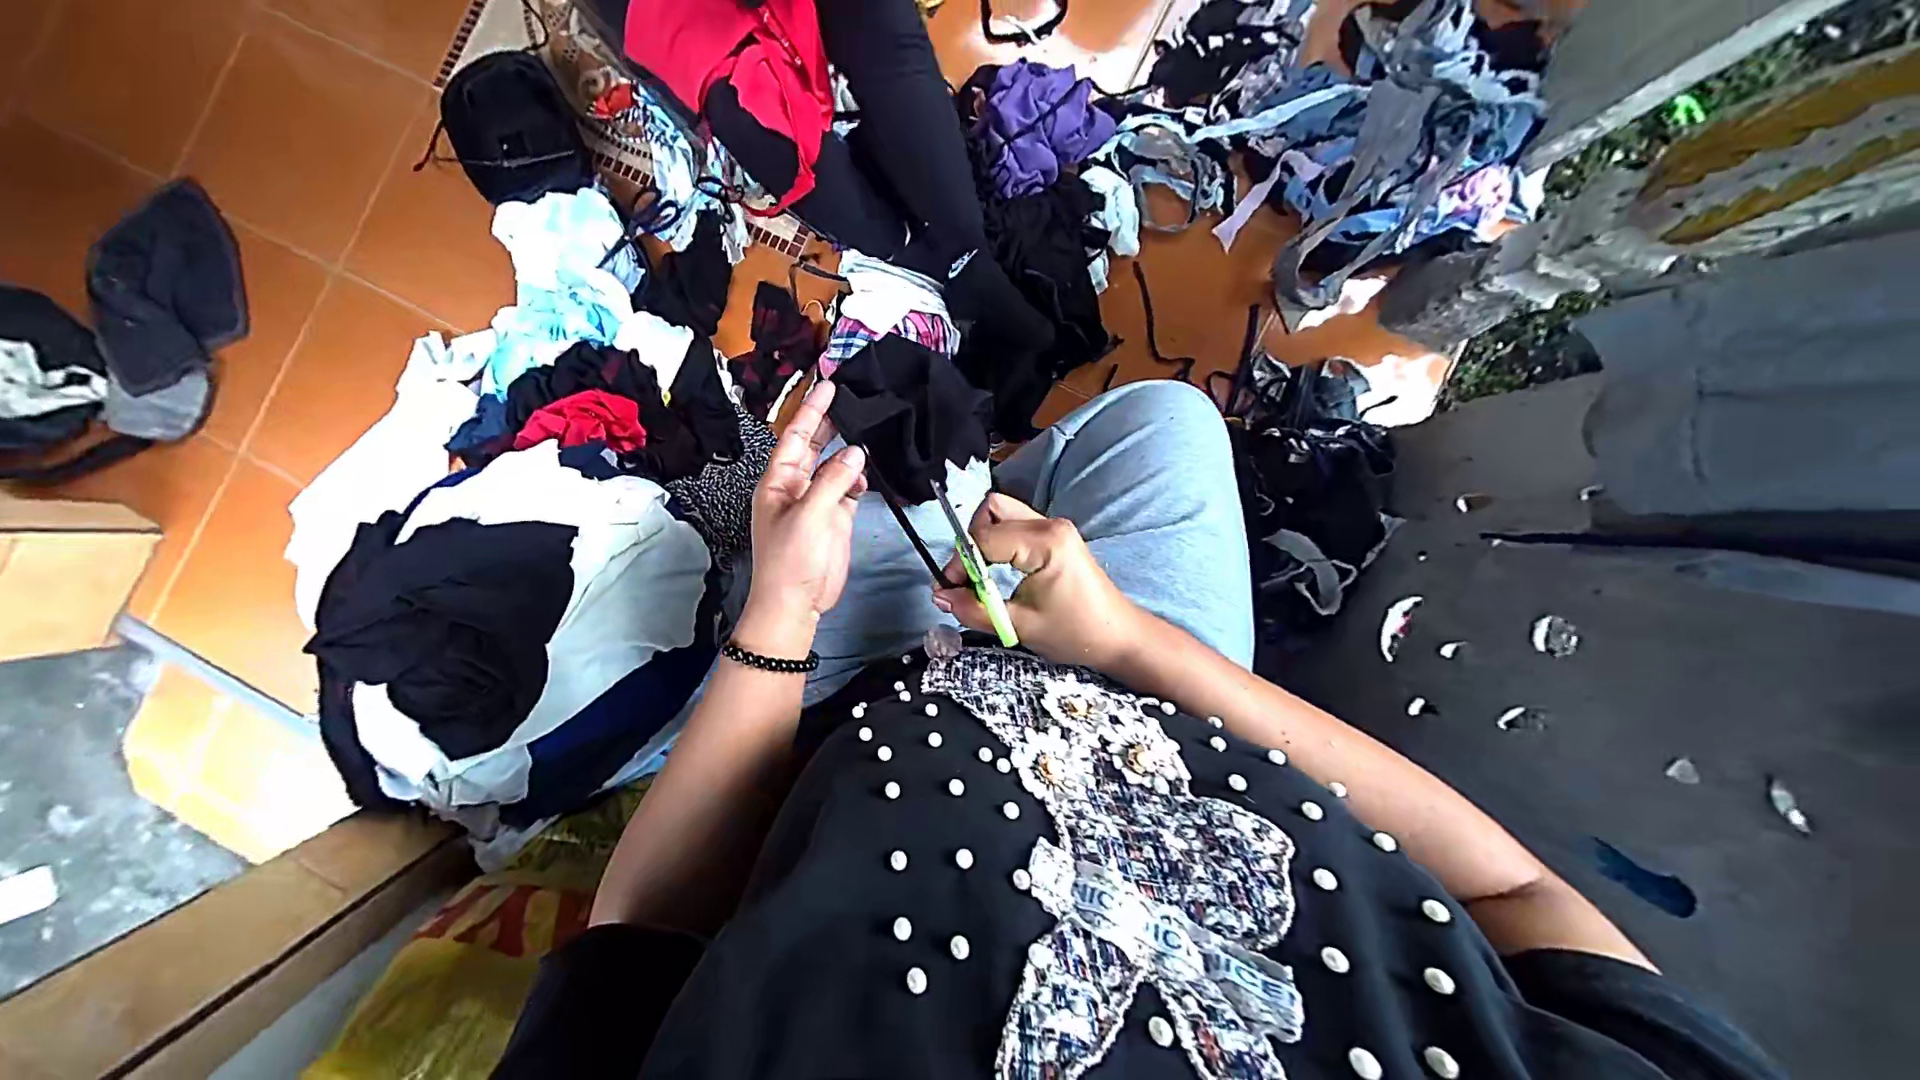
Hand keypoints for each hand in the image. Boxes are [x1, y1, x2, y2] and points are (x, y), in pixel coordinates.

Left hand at [739, 381, 867, 654]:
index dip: (810, 412)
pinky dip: (857, 481)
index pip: (794, 437)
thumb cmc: (788, 562)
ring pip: (834, 468)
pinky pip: (848, 490)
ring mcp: (817, 503)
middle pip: (813, 447)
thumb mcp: (809, 516)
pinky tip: (864, 477)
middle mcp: (796, 488)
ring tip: (864, 439)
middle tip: (849, 400)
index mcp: (778, 482)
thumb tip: (854, 453)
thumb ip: (832, 481)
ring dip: (848, 455)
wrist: (797, 603)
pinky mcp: (835, 519)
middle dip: (828, 424)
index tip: (826, 387)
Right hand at [931, 493, 1147, 670]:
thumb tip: (942, 596)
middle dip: (970, 543)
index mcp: (1045, 543)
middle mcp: (1050, 525)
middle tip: (967, 579)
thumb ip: (975, 609)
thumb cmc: (1076, 633)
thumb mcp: (1019, 627)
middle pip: (990, 510)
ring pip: (1001, 513)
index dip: (960, 564)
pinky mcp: (1054, 535)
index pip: (983, 538)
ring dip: (983, 540)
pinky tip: (998, 571)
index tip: (950, 590)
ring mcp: (1054, 527)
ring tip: (982, 576)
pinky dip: (998, 542)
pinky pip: (1014, 525)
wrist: (1117, 636)